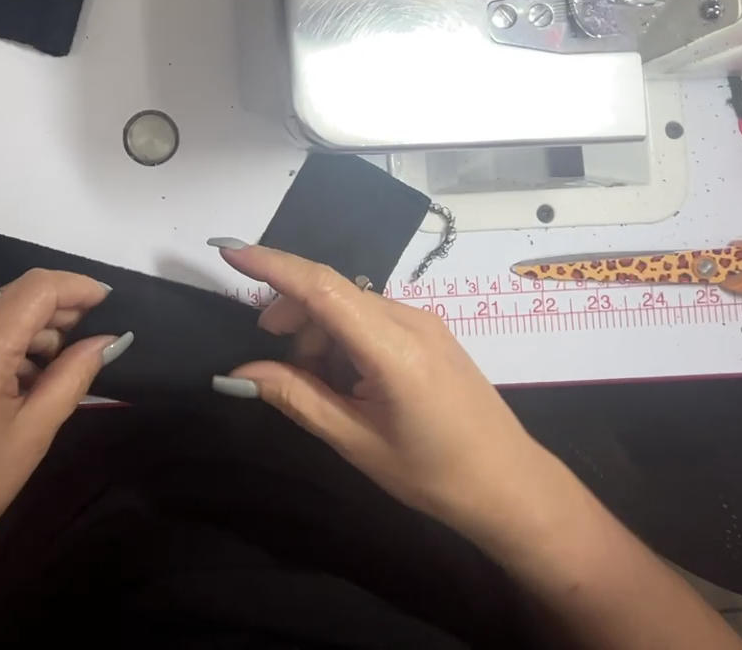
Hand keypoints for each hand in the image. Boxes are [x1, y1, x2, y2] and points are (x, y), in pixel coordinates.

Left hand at [0, 270, 128, 622]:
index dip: (76, 286)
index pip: (36, 287)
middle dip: (53, 311)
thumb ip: (72, 377)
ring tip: (43, 376)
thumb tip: (106, 339)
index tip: (106, 302)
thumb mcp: (31, 436)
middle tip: (81, 348)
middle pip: (10, 295)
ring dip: (23, 330)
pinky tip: (6, 385)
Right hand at [214, 244, 554, 531]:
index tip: (228, 252)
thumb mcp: (356, 442)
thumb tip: (238, 373)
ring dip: (315, 329)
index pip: (321, 288)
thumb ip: (295, 397)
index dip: (271, 265)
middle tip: (271, 358)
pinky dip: (340, 335)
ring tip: (317, 382)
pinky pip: (367, 315)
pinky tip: (344, 377)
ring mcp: (422, 320)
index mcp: (393, 348)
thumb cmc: (436, 475)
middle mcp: (409, 319)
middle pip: (329, 292)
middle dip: (289, 313)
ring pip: (346, 303)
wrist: (514, 489)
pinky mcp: (427, 330)